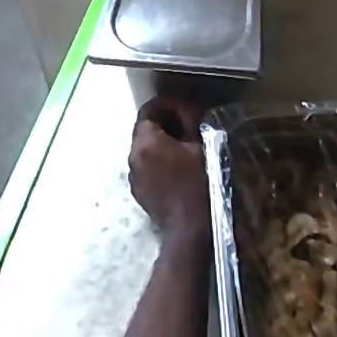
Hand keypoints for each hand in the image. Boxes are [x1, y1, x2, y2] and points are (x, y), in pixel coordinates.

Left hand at [129, 95, 209, 241]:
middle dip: (164, 123)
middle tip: (187, 125)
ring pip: (144, 148)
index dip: (167, 105)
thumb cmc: (200, 186)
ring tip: (183, 147)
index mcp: (146, 141)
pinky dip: (157, 160)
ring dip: (161, 142)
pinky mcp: (138, 191)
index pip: (149, 110)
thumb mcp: (203, 149)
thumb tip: (189, 113)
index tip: (184, 108)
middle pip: (144, 128)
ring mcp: (133, 175)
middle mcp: (133, 155)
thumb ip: (192, 125)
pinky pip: (145, 166)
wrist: (191, 231)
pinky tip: (176, 167)